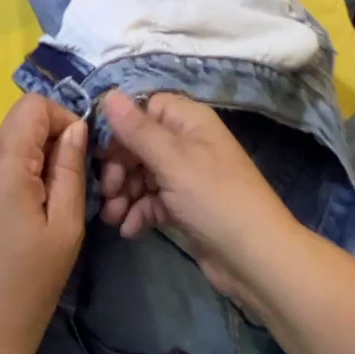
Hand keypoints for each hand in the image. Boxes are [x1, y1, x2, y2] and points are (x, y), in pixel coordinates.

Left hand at [0, 93, 88, 351]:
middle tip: (73, 176)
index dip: (63, 118)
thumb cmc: (32, 276)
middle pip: (22, 118)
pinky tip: (33, 199)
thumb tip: (77, 127)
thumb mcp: (66, 222)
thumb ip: (70, 167)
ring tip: (54, 193)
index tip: (81, 152)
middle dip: (52, 136)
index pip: (34, 105)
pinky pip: (0, 154)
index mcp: (2, 160)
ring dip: (38, 151)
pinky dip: (22, 163)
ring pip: (12, 134)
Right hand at [95, 90, 301, 306]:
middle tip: (107, 190)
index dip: (119, 127)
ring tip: (112, 216)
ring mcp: (185, 176)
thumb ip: (137, 129)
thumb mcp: (172, 160)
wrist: (256, 259)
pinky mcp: (184, 206)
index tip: (98, 150)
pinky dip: (139, 212)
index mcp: (188, 120)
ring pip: (142, 174)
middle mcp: (186, 142)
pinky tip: (129, 230)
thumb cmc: (215, 198)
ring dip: (123, 193)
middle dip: (117, 166)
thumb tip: (108, 94)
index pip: (144, 109)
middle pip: (138, 143)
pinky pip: (152, 200)